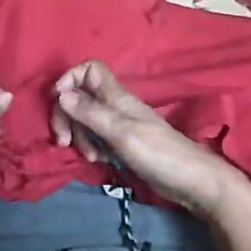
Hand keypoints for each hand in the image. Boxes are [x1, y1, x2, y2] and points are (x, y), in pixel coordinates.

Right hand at [50, 59, 244, 216]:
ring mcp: (119, 124)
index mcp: (116, 96)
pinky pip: (96, 137)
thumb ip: (91, 113)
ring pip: (86, 119)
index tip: (60, 101)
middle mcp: (115, 106)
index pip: (90, 69)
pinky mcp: (122, 143)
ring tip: (90, 156)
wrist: (190, 181)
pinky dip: (91, 146)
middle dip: (67, 116)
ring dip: (79, 136)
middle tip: (64, 141)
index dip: (71, 78)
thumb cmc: (158, 153)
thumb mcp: (120, 133)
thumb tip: (61, 94)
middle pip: (80, 97)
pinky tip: (98, 160)